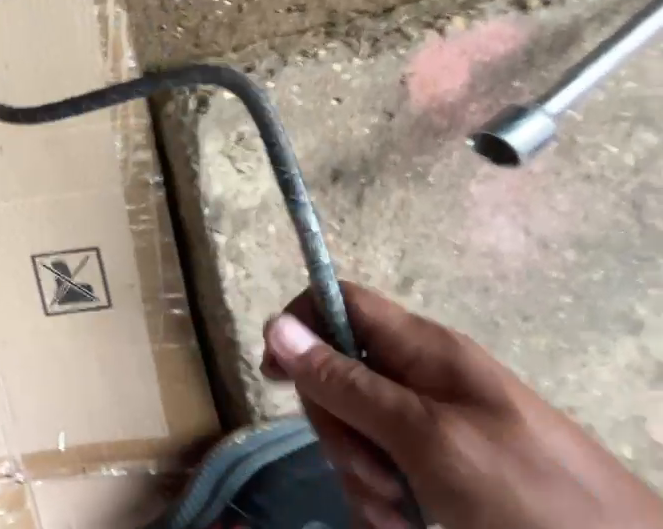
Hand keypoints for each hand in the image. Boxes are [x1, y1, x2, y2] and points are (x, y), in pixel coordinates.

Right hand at [264, 282, 662, 528]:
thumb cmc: (530, 496)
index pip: (338, 300)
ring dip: (356, 469)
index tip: (276, 376)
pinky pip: (384, 463)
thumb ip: (348, 384)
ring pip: (355, 424)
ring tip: (391, 512)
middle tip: (365, 470)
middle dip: (335, 425)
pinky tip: (400, 521)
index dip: (298, 325)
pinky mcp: (445, 465)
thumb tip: (276, 326)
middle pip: (337, 370)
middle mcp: (425, 376)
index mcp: (427, 350)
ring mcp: (436, 422)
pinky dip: (380, 494)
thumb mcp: (427, 439)